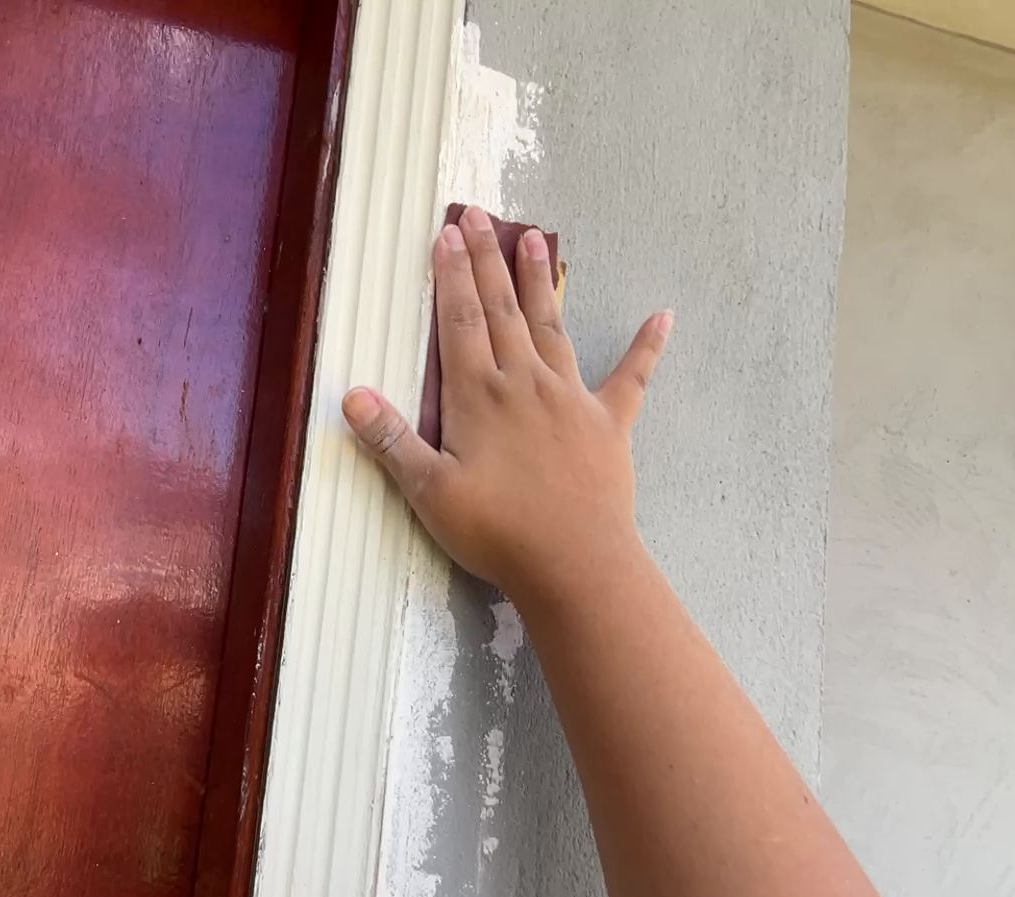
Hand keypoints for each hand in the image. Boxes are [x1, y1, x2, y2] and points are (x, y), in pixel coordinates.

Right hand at [341, 204, 671, 608]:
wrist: (573, 563)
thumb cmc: (495, 530)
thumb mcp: (427, 491)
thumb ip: (391, 441)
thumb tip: (352, 396)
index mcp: (479, 397)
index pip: (459, 323)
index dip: (450, 277)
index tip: (447, 235)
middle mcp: (524, 383)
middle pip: (502, 310)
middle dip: (486, 262)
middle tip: (480, 216)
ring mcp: (571, 399)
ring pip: (552, 327)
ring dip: (541, 282)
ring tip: (536, 238)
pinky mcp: (608, 424)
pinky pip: (630, 378)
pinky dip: (645, 349)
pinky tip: (662, 318)